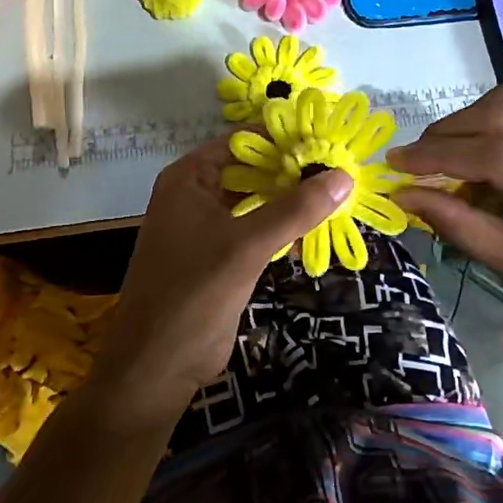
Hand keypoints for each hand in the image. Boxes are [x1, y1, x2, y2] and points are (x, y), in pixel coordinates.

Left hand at [94, 136, 351, 413]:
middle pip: (253, 168)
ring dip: (293, 199)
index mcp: (190, 177)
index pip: (244, 140)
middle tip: (343, 168)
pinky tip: (317, 231)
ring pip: (258, 199)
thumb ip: (295, 209)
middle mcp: (197, 193)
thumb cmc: (193, 294)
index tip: (331, 139)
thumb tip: (345, 175)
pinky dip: (284, 227)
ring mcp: (208, 225)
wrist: (157, 365)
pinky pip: (257, 227)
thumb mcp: (246, 246)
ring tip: (340, 194)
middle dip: (294, 169)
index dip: (286, 137)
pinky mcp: (221, 254)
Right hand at [388, 85, 502, 342]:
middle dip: (448, 133)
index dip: (441, 155)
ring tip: (442, 160)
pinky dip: (493, 126)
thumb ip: (466, 230)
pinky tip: (481, 160)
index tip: (396, 164)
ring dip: (468, 123)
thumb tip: (407, 196)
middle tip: (412, 162)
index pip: (500, 154)